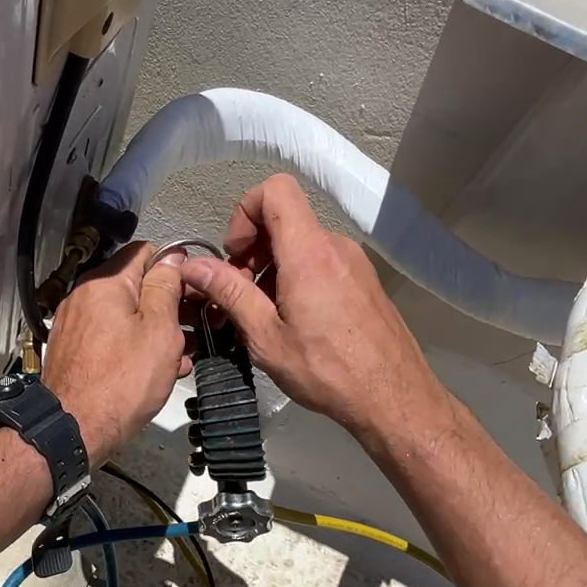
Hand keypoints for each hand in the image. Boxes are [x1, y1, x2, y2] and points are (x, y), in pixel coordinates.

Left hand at [41, 242, 189, 465]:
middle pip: (134, 287)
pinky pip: (110, 339)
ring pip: (124, 316)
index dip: (175, 267)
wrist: (75, 430)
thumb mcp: (159, 330)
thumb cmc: (118, 387)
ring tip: (176, 357)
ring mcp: (76, 325)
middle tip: (189, 329)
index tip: (193, 289)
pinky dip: (132, 348)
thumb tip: (172, 259)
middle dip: (166, 306)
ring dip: (152, 332)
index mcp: (105, 283)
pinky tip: (152, 371)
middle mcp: (84, 298)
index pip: (145, 253)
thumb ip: (166, 289)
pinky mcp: (75, 351)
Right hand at [178, 174, 446, 443]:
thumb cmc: (329, 371)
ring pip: (302, 245)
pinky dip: (297, 280)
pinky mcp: (364, 282)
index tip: (235, 255)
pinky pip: (322, 264)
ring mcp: (354, 263)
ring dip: (273, 270)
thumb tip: (194, 266)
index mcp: (309, 253)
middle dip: (253, 250)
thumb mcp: (266, 336)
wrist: (392, 397)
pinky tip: (292, 322)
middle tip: (240, 294)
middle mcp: (335, 248)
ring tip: (263, 315)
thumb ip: (229, 293)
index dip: (245, 213)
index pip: (275, 190)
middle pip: (285, 220)